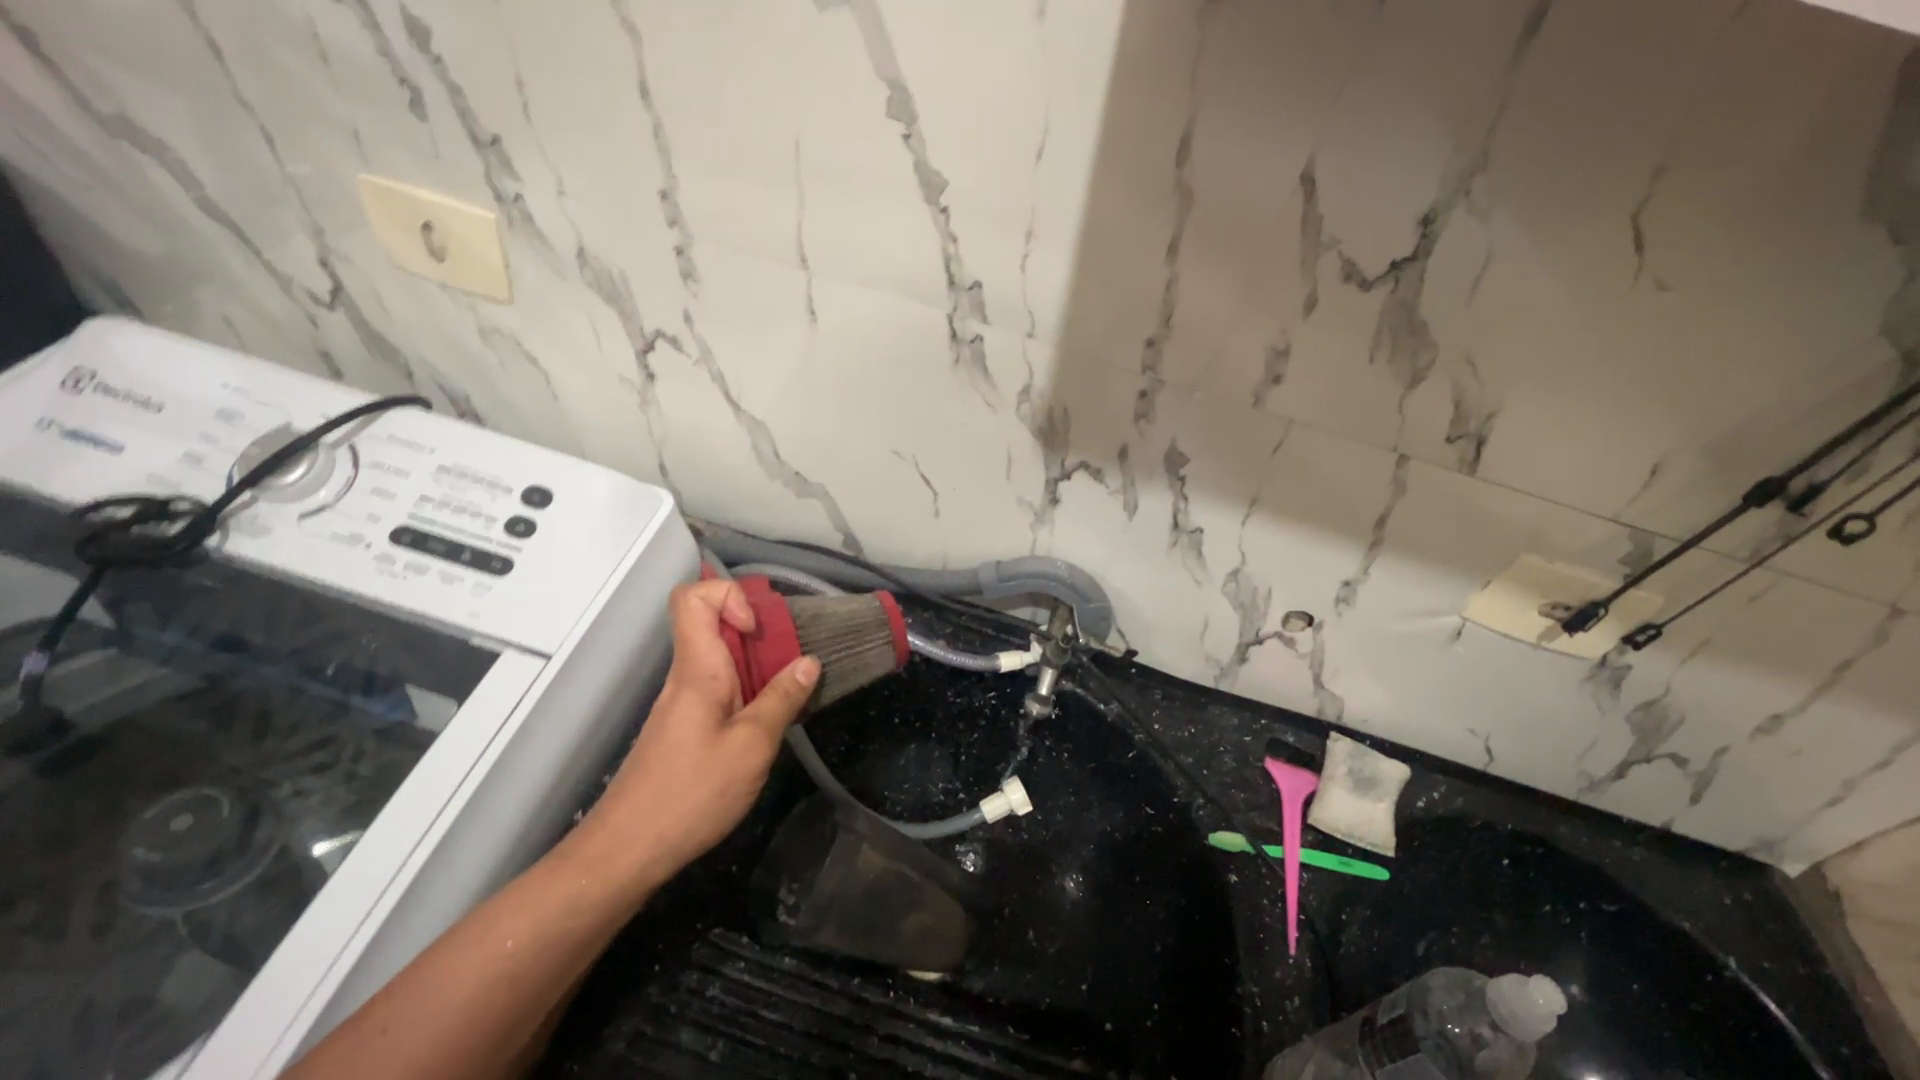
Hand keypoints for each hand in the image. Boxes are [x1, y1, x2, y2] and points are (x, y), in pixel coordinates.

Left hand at [575, 580, 817, 888]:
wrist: (629, 849)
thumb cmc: (692, 794)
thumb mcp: (752, 747)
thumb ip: (781, 700)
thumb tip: (808, 662)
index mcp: (697, 669)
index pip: (693, 597)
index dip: (730, 596)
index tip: (760, 630)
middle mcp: (686, 677)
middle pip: (713, 625)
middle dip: (759, 634)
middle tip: (794, 664)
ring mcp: (682, 704)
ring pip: (720, 661)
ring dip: (758, 668)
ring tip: (791, 696)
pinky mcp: (684, 729)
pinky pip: (719, 691)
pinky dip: (748, 695)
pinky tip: (768, 727)